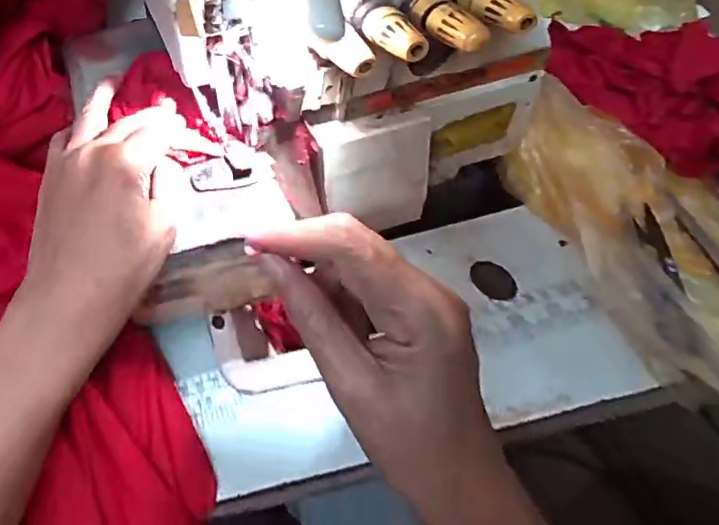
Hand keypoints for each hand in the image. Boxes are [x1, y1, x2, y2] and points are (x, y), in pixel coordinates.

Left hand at [16, 79, 209, 355]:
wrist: (64, 301)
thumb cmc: (122, 271)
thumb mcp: (163, 228)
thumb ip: (166, 185)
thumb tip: (160, 164)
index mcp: (127, 161)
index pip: (158, 133)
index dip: (175, 129)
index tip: (186, 127)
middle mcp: (95, 150)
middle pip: (128, 122)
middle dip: (150, 114)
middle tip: (165, 111)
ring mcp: (67, 160)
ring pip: (89, 118)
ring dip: (103, 98)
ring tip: (111, 81)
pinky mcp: (50, 175)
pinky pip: (62, 138)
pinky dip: (75, 127)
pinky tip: (82, 127)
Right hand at [249, 215, 544, 524]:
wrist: (463, 483)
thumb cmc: (410, 447)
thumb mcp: (350, 386)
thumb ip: (311, 317)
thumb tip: (273, 263)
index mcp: (420, 309)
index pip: (353, 248)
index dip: (300, 235)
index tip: (255, 237)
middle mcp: (429, 288)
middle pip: (358, 242)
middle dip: (305, 243)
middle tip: (258, 252)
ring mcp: (427, 292)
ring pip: (359, 255)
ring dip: (318, 265)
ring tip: (284, 286)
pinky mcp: (419, 302)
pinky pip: (368, 276)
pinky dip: (336, 284)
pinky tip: (318, 306)